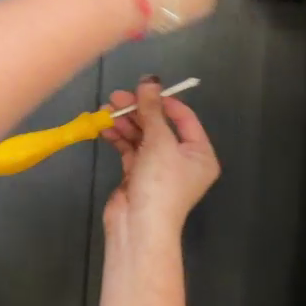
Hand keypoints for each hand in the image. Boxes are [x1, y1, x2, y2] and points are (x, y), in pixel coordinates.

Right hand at [101, 77, 220, 239]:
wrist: (139, 227)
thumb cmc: (160, 184)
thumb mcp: (159, 142)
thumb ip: (153, 109)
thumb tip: (150, 79)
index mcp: (200, 154)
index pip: (184, 118)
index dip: (163, 101)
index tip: (142, 89)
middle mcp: (182, 160)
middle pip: (160, 125)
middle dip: (138, 111)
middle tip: (116, 98)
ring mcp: (159, 168)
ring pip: (142, 136)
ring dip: (125, 123)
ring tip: (106, 112)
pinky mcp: (138, 175)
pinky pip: (130, 149)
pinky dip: (119, 138)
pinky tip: (105, 128)